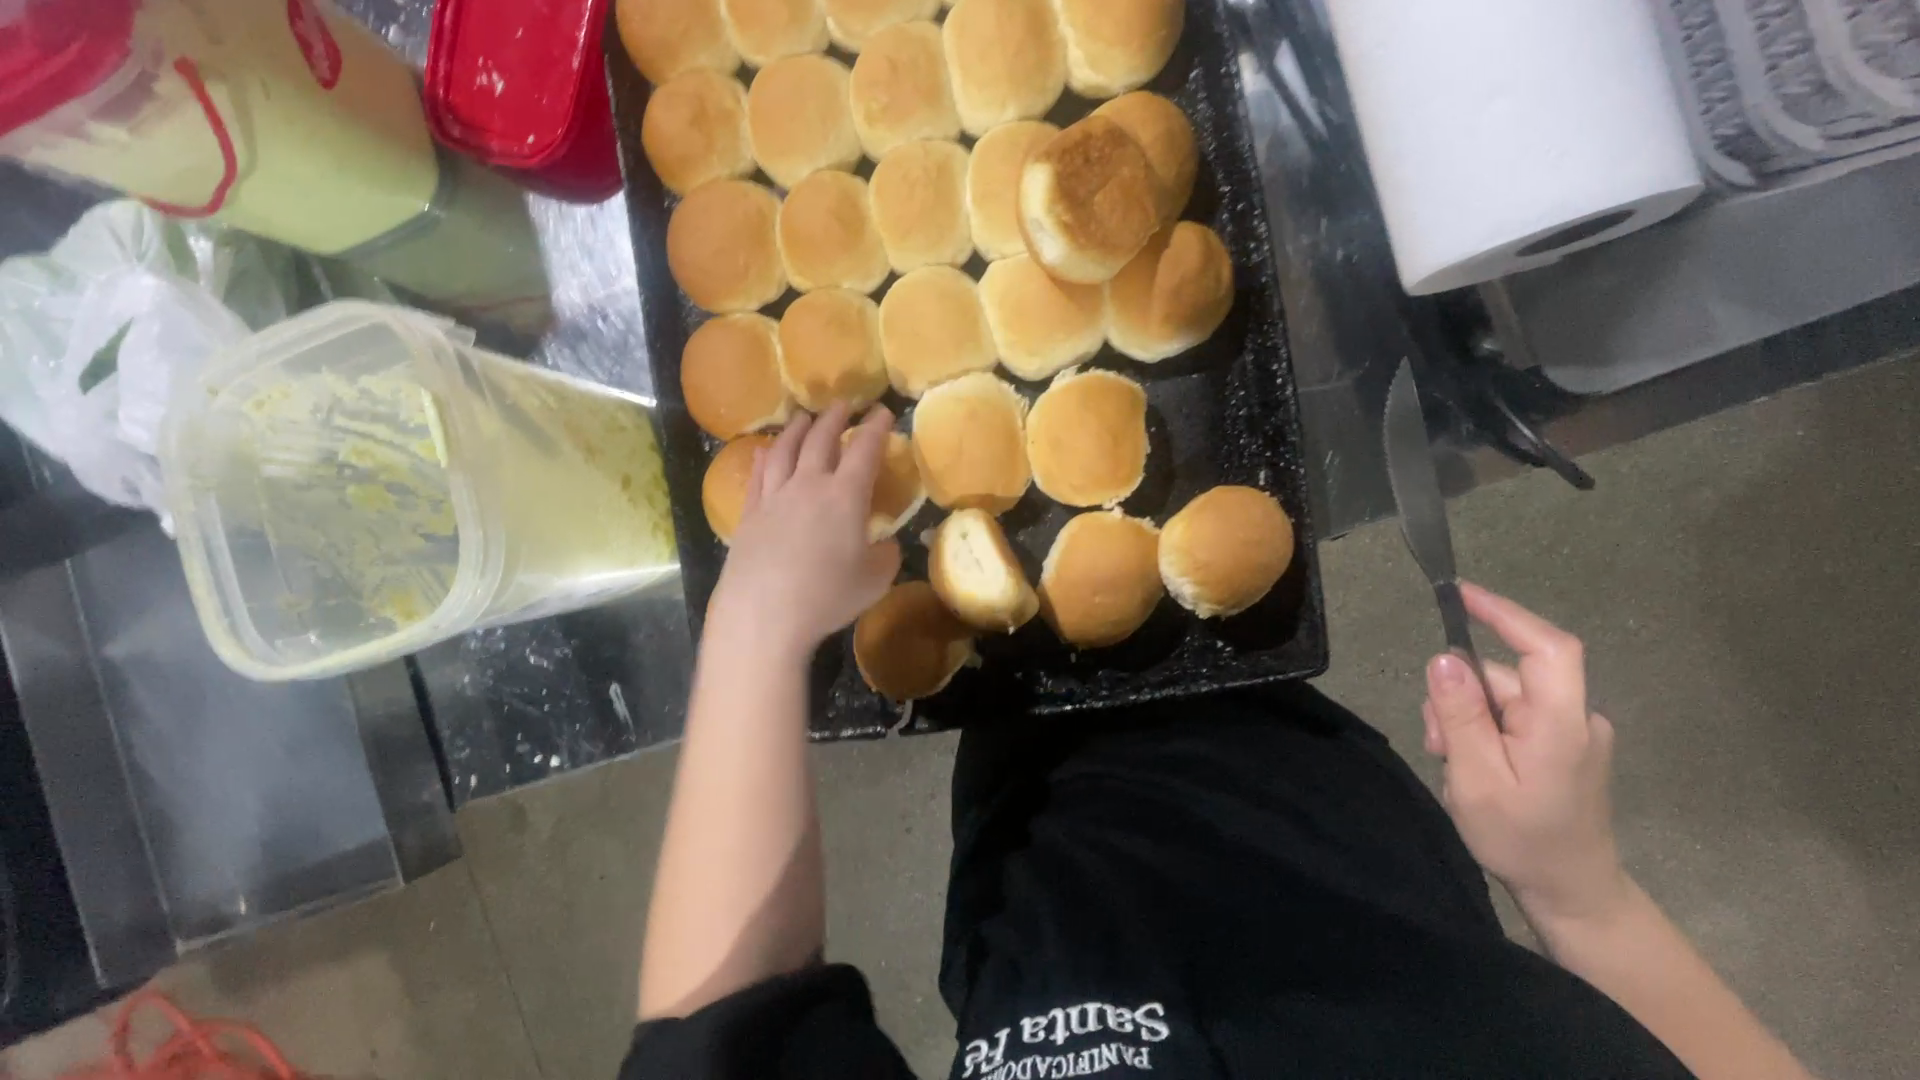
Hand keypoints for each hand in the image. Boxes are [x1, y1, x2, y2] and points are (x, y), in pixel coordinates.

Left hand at [706, 403, 901, 658]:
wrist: (764, 613)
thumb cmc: (827, 596)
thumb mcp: (874, 580)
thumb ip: (885, 556)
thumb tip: (885, 545)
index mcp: (846, 495)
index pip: (865, 450)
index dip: (876, 428)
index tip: (883, 413)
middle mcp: (809, 485)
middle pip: (821, 440)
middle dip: (835, 420)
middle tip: (843, 406)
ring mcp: (775, 497)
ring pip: (785, 450)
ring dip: (797, 430)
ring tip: (803, 418)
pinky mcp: (749, 514)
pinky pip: (758, 476)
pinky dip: (764, 457)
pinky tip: (764, 450)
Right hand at [1422, 583, 1630, 926]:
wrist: (1572, 894)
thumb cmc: (1522, 839)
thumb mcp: (1476, 779)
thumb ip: (1460, 716)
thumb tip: (1444, 658)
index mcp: (1561, 723)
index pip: (1546, 647)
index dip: (1506, 614)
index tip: (1460, 594)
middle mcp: (1576, 718)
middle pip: (1506, 677)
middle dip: (1460, 697)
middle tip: (1435, 741)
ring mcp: (1573, 733)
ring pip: (1502, 698)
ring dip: (1467, 721)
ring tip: (1455, 765)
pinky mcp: (1564, 747)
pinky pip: (1513, 718)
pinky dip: (1484, 733)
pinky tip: (1473, 768)